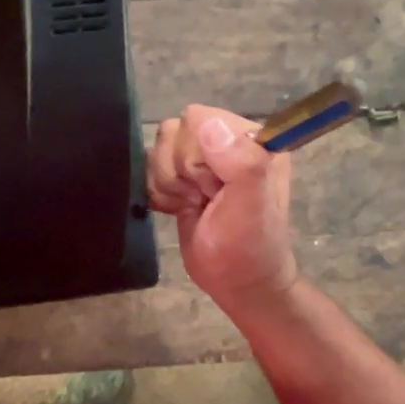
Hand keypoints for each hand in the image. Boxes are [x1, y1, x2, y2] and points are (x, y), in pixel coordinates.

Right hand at [147, 104, 298, 315]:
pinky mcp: (184, 177)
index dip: (195, 155)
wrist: (236, 284)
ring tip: (193, 204)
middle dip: (180, 172)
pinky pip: (152, 167)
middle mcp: (228, 141)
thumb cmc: (246, 249)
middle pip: (174, 133)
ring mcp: (204, 160)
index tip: (212, 187)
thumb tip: (210, 125)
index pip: (199, 119)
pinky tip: (180, 208)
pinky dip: (159, 192)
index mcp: (252, 138)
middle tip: (203, 199)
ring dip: (168, 183)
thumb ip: (241, 164)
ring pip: (159, 149)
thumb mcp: (251, 209)